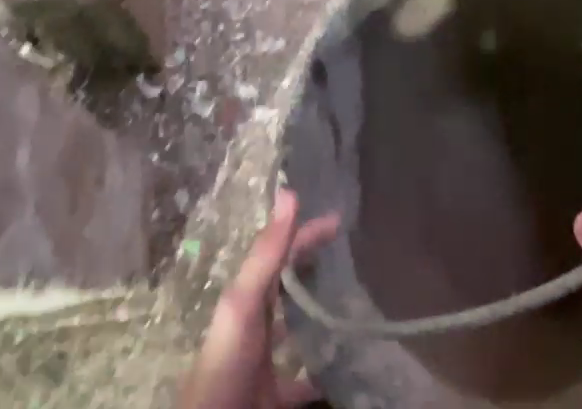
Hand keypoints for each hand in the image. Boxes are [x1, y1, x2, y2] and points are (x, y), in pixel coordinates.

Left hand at [178, 190, 339, 408]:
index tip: (340, 220)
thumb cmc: (227, 359)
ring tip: (354, 309)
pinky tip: (343, 369)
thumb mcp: (244, 301)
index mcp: (248, 296)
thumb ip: (267, 253)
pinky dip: (323, 373)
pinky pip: (304, 379)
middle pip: (290, 286)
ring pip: (297, 329)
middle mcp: (257, 322)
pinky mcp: (275, 394)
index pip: (282, 252)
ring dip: (319, 317)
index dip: (307, 233)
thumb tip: (289, 192)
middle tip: (353, 259)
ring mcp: (265, 359)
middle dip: (316, 269)